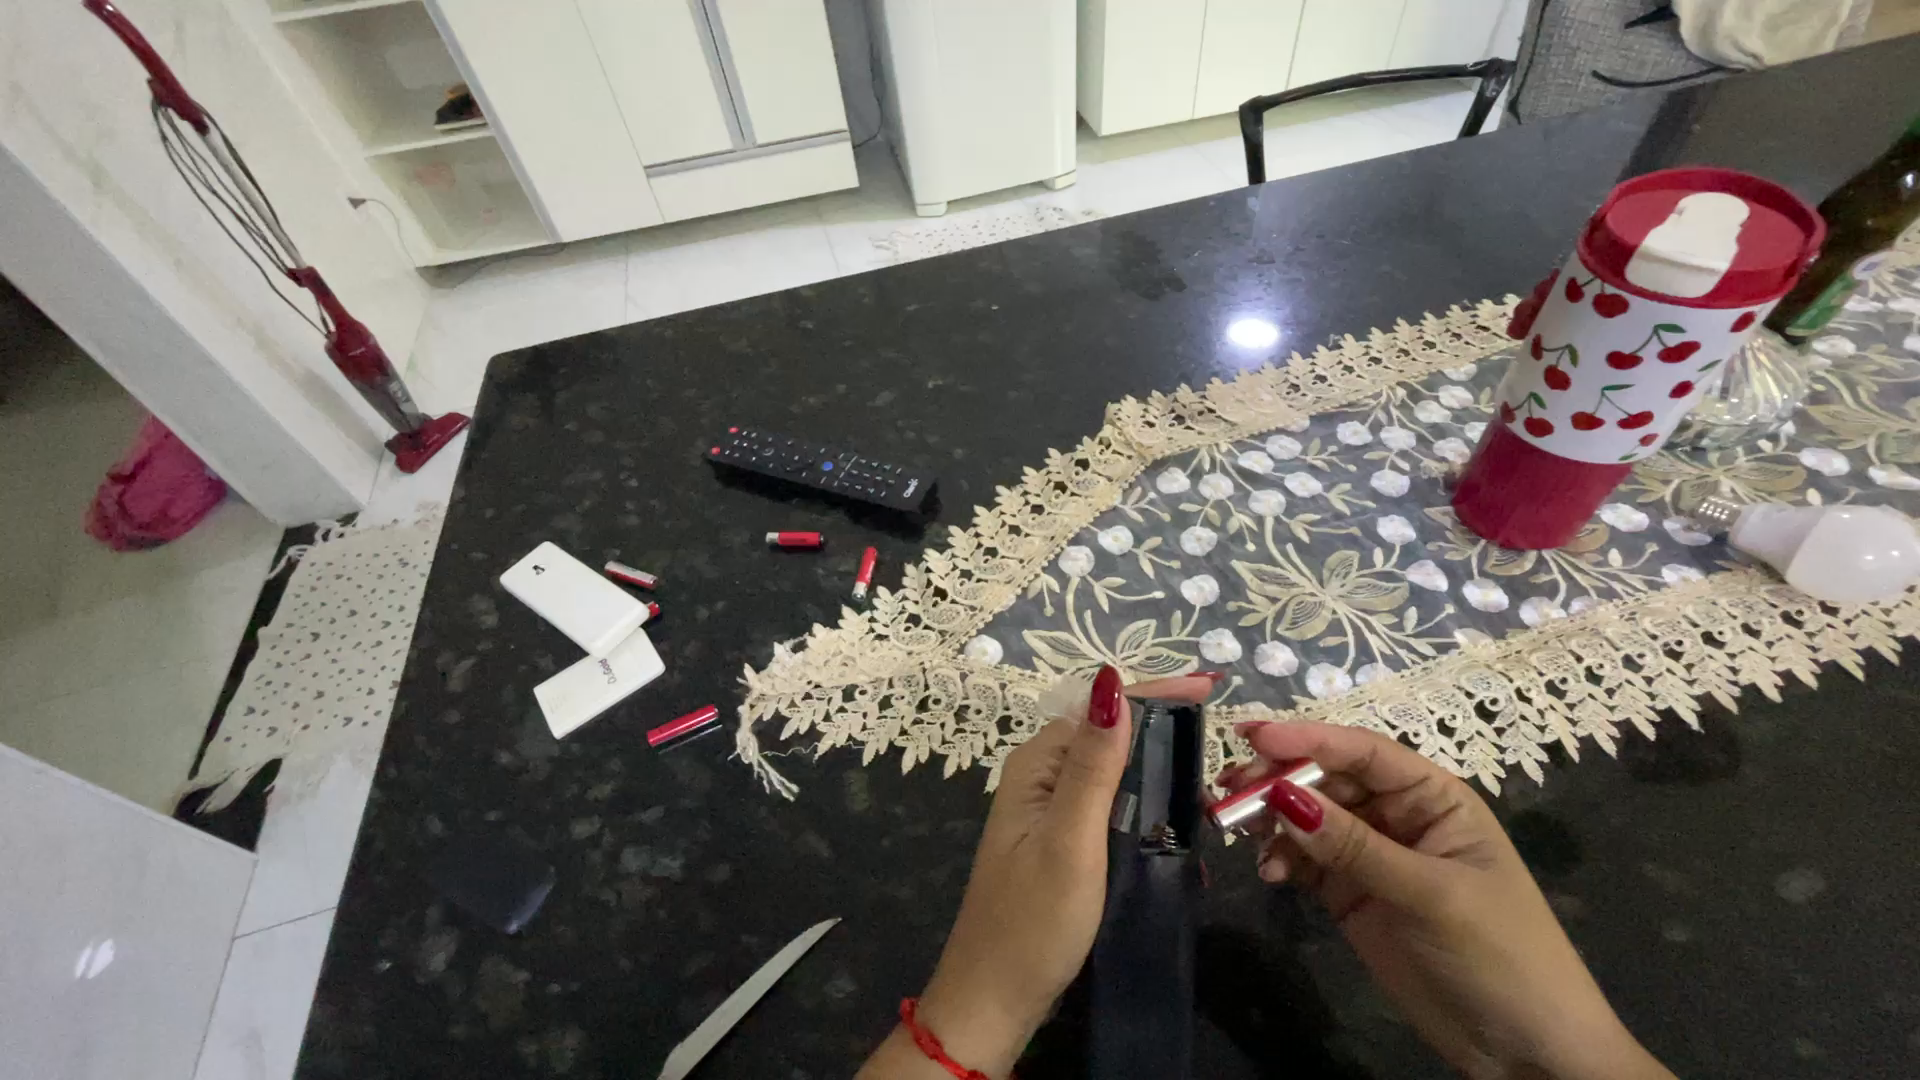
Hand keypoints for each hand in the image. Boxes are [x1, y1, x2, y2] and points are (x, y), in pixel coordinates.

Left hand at [857, 667, 1216, 1079]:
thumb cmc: (1033, 921)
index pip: (1100, 709)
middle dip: (1161, 739)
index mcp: (1037, 764)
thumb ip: (1093, 765)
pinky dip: (1144, 811)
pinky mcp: (1062, 840)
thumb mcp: (1070, 840)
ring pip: (1114, 774)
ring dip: (1157, 778)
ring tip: (1205, 799)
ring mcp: (1050, 810)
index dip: (1154, 694)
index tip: (1209, 689)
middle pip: (1109, 736)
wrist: (994, 998)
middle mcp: (1041, 776)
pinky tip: (1175, 830)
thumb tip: (1110, 684)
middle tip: (1216, 762)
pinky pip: (1110, 807)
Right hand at [1226, 722, 1674, 1079]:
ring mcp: (1368, 853)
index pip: (1361, 752)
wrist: (1526, 1054)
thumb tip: (1281, 797)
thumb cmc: (1502, 956)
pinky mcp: (1347, 890)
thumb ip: (1354, 846)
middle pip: (1322, 778)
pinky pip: (1301, 857)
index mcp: (1431, 797)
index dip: (1306, 738)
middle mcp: (1395, 814)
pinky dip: (1279, 857)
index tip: (1252, 737)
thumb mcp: (1430, 895)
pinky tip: (1271, 874)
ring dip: (1269, 817)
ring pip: (1304, 814)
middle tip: (1229, 790)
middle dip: (1275, 778)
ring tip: (1237, 830)